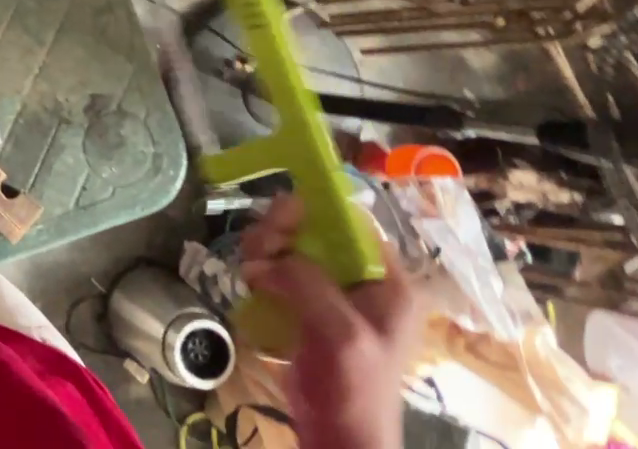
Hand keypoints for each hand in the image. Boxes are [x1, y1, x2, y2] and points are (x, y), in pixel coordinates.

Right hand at [240, 194, 420, 448]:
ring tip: (250, 270)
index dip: (317, 210)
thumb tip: (262, 257)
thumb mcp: (340, 332)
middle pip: (315, 230)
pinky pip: (279, 268)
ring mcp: (332, 292)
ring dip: (265, 249)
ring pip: (291, 246)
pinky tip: (250, 281)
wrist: (340, 435)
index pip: (353, 223)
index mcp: (387, 281)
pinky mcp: (305, 305)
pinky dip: (261, 267)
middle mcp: (361, 279)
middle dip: (281, 232)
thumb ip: (308, 283)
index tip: (280, 216)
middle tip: (257, 250)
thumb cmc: (356, 386)